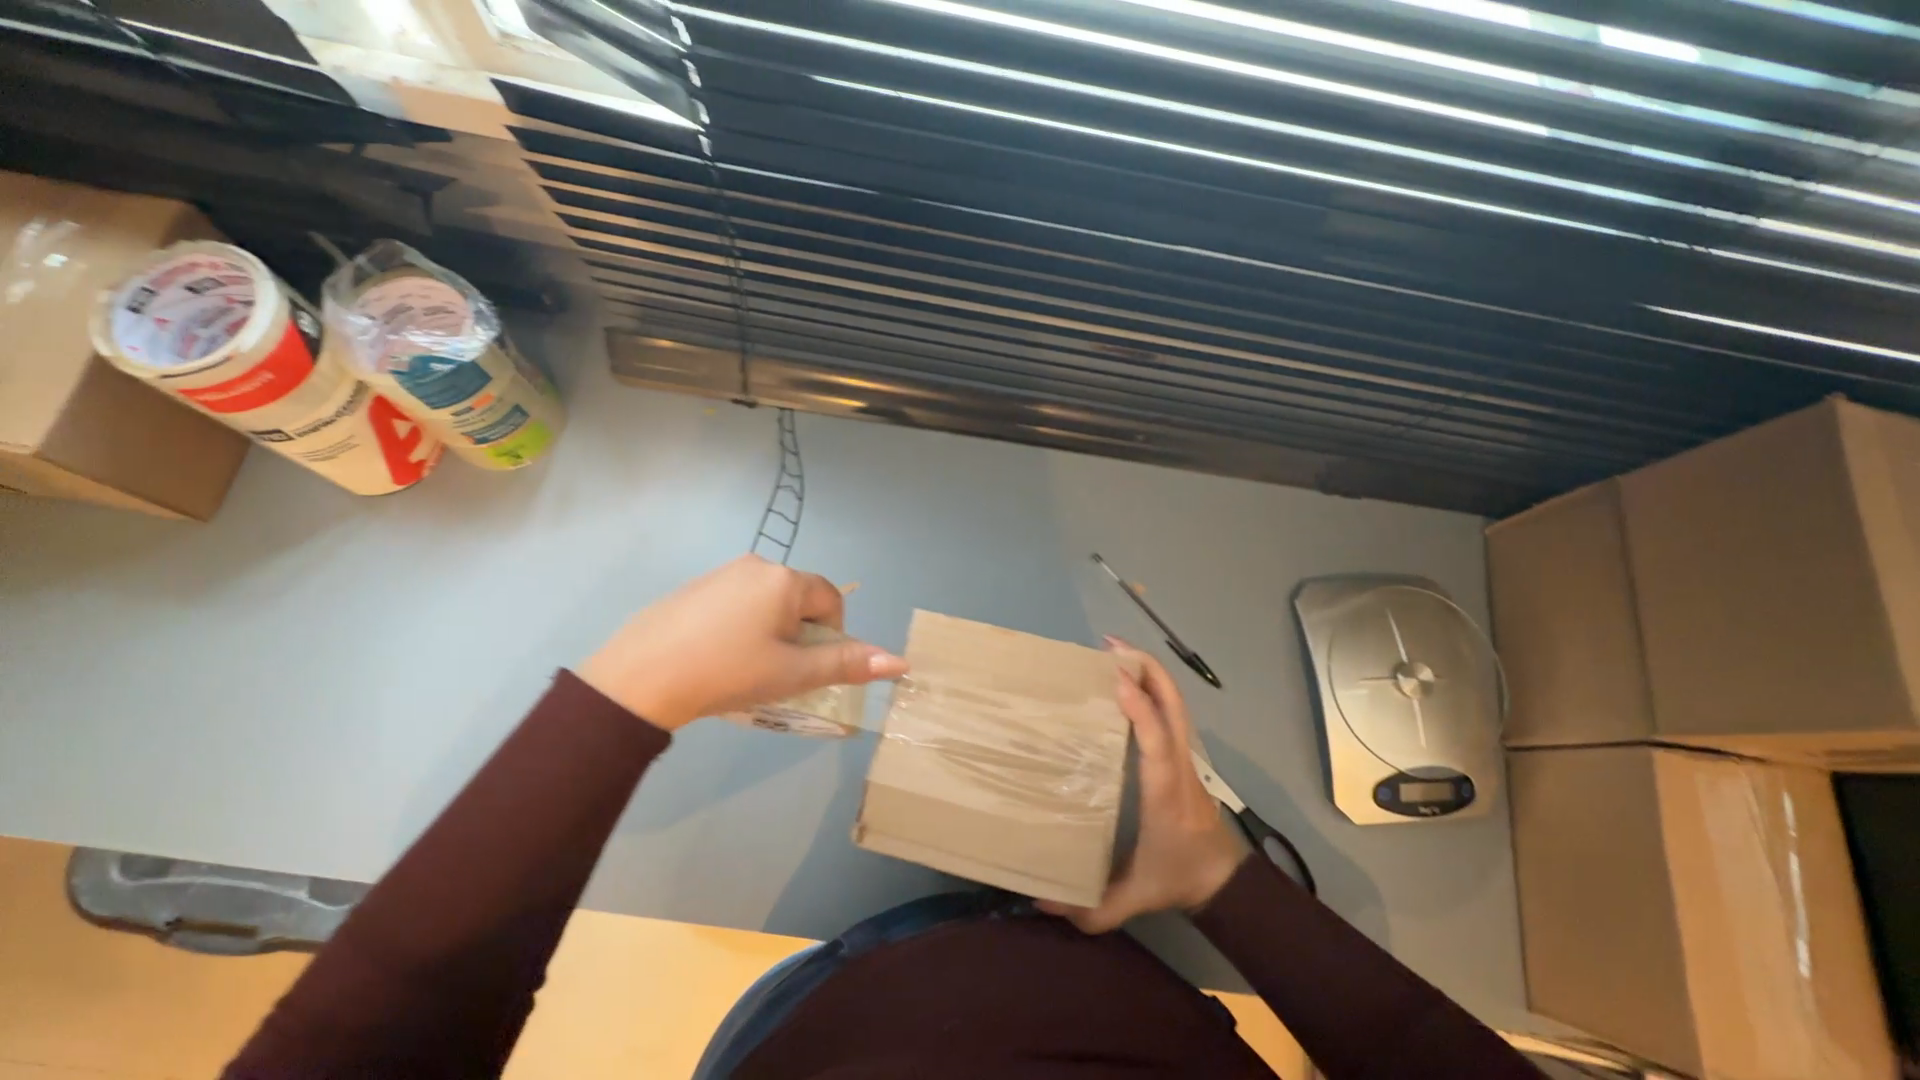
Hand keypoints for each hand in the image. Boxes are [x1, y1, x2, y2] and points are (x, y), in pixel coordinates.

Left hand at [577, 555, 908, 730]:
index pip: (831, 600)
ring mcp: (720, 574)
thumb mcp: (793, 674)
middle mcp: (756, 565)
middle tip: (775, 671)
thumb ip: (846, 664)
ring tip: (744, 668)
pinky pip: (735, 604)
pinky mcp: (693, 589)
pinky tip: (716, 657)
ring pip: (766, 603)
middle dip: (799, 634)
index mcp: (785, 579)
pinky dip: (739, 628)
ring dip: (770, 632)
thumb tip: (900, 661)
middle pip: (798, 599)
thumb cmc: (727, 673)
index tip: (806, 667)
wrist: (640, 677)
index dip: (831, 636)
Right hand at [1039, 638, 1247, 933]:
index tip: (1116, 679)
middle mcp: (1179, 767)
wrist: (1225, 881)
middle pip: (1174, 706)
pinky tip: (1130, 681)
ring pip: (1177, 704)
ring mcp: (1187, 759)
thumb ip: (1091, 907)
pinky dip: (1154, 688)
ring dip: (1151, 673)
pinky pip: (1173, 713)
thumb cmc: (1178, 879)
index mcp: (1166, 793)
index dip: (1141, 708)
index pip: (1157, 742)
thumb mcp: (1135, 897)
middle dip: (1147, 669)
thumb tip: (1040, 900)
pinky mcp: (1184, 758)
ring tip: (1116, 652)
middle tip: (1110, 645)